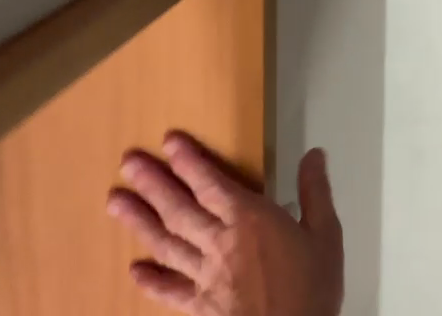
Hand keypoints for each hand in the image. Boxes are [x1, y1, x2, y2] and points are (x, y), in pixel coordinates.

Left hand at [107, 131, 342, 315]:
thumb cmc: (312, 287)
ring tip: (115, 202)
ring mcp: (205, 277)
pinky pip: (170, 291)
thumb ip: (316, 192)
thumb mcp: (326, 233)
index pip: (212, 184)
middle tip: (128, 163)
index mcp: (250, 220)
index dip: (189, 162)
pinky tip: (134, 270)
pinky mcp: (200, 308)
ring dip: (140, 222)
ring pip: (166, 244)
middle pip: (180, 209)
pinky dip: (151, 280)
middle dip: (154, 184)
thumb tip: (313, 154)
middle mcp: (220, 243)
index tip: (169, 142)